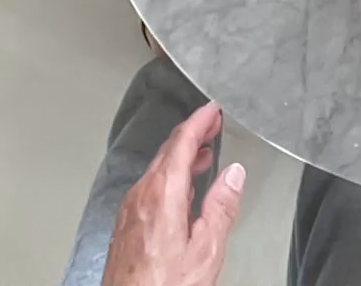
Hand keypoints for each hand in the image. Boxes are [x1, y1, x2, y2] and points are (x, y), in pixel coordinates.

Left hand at [102, 101, 246, 285]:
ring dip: (181, 156)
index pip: (181, 142)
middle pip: (167, 150)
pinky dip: (169, 176)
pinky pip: (149, 187)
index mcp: (162, 193)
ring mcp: (130, 209)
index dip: (199, 121)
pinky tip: (181, 190)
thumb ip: (221, 208)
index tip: (213, 110)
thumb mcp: (205, 251)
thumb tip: (234, 174)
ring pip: (157, 168)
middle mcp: (141, 194)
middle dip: (192, 134)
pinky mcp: (126, 225)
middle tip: (212, 125)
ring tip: (203, 155)